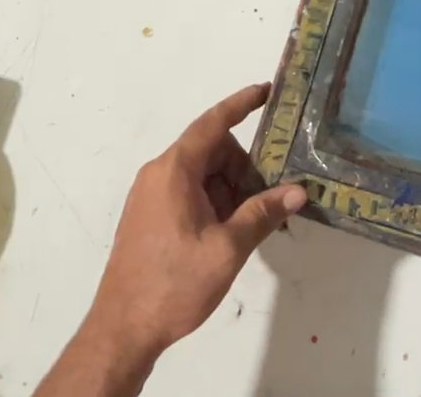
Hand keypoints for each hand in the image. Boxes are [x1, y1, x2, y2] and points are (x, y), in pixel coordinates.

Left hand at [79, 83, 305, 364]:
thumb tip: (298, 191)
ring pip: (202, 173)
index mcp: (174, 170)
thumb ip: (263, 214)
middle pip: (212, 151)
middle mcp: (159, 173)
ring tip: (250, 224)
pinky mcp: (148, 215)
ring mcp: (150, 195)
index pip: (213, 123)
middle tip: (268, 198)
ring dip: (230, 189)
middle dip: (243, 168)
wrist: (122, 330)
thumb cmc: (174, 284)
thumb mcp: (227, 249)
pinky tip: (229, 231)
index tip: (267, 90)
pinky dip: (213, 200)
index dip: (241, 104)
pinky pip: (188, 191)